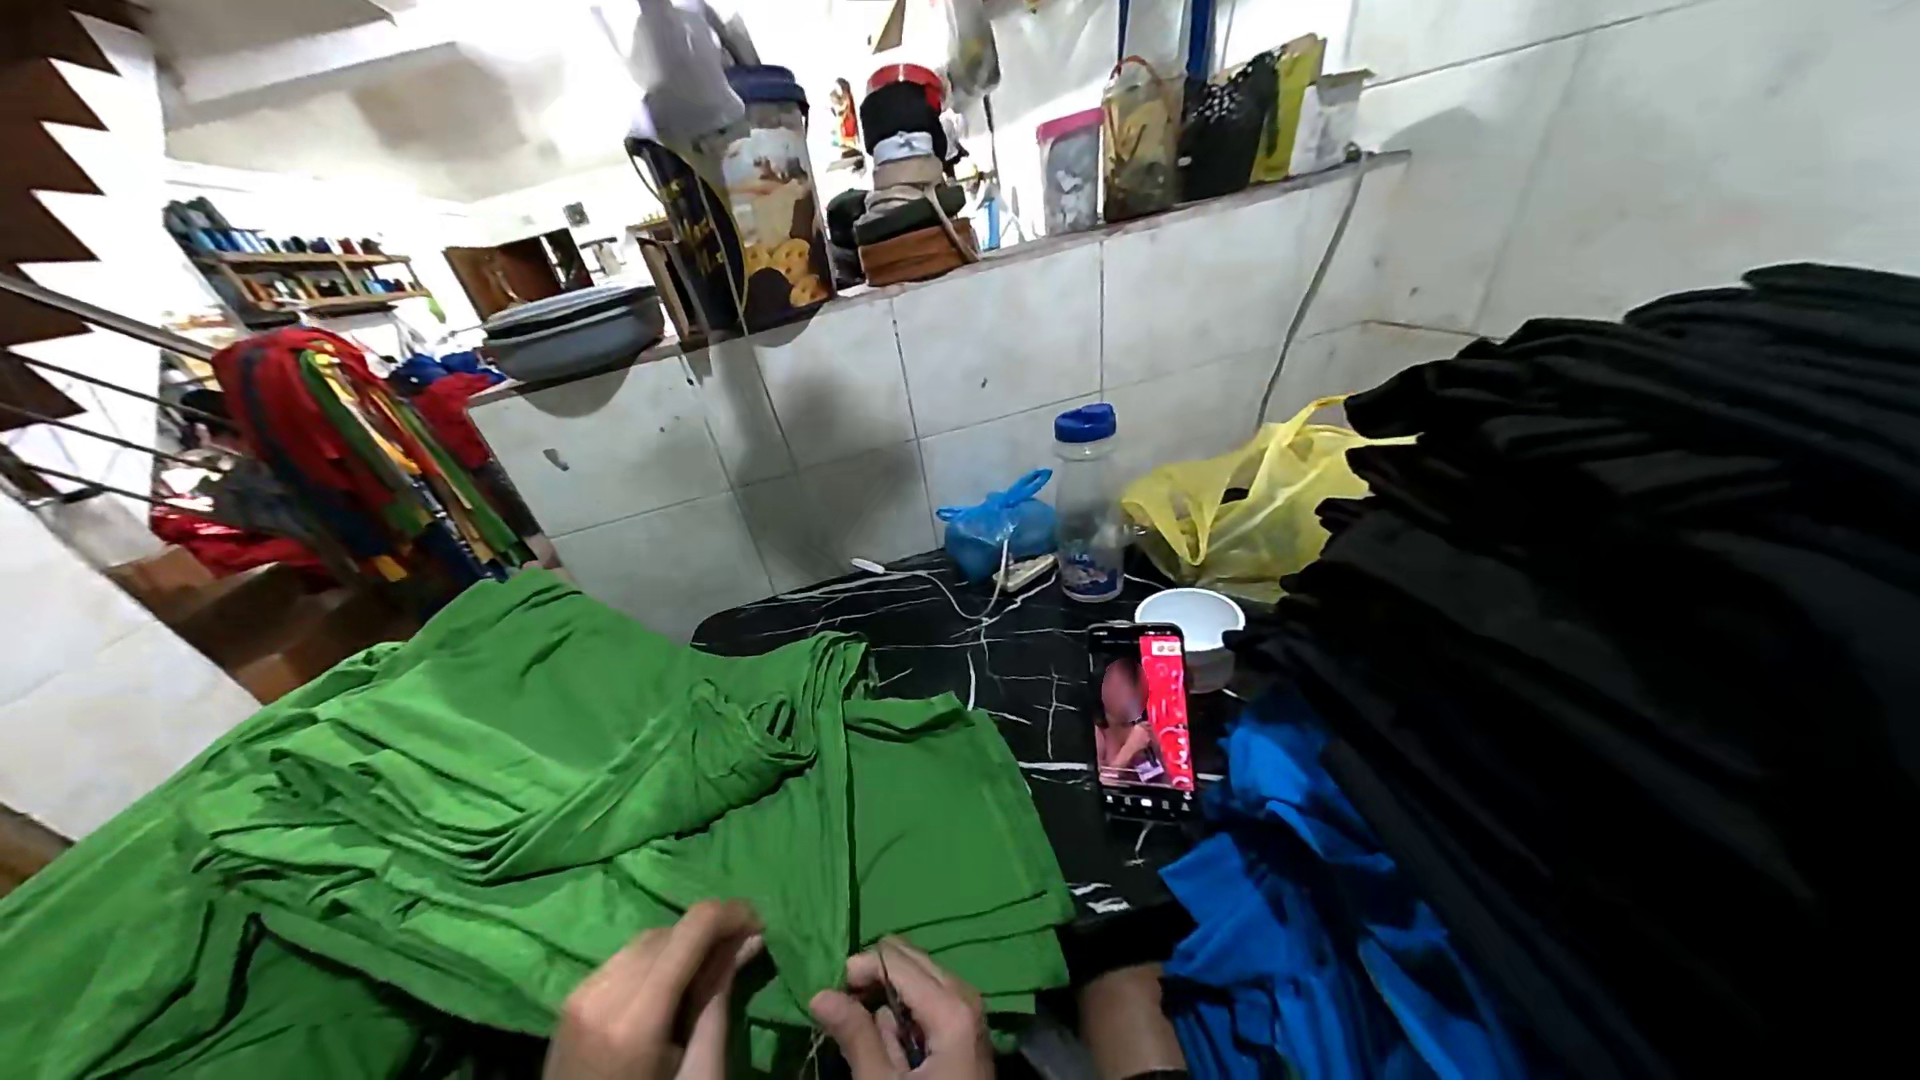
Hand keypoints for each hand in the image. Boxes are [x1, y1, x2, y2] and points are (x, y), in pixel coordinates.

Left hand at [544, 900, 763, 1079]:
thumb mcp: (700, 1074)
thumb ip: (719, 1000)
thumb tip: (748, 938)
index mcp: (635, 1021)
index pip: (693, 928)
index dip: (732, 914)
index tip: (758, 927)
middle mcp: (602, 995)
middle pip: (672, 931)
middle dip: (710, 933)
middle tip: (739, 953)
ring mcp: (580, 996)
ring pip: (648, 938)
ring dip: (684, 945)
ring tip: (704, 974)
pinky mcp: (570, 1001)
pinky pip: (625, 957)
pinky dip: (656, 959)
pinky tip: (668, 988)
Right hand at [808, 937, 992, 1078]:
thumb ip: (855, 1035)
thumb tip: (820, 993)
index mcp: (950, 1007)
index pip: (896, 959)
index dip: (860, 968)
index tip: (832, 993)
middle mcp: (965, 994)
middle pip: (909, 957)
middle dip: (875, 977)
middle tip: (846, 1008)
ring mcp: (969, 1007)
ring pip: (918, 974)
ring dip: (889, 997)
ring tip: (873, 1039)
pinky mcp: (965, 1024)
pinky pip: (929, 996)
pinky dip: (906, 1011)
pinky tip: (896, 1046)